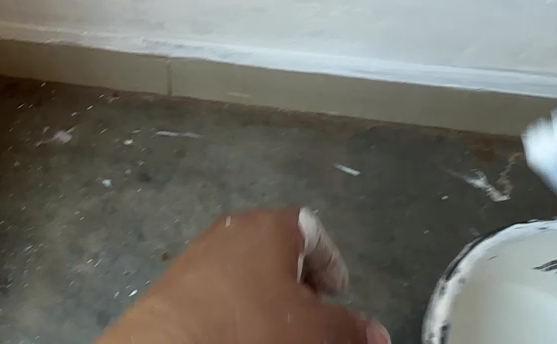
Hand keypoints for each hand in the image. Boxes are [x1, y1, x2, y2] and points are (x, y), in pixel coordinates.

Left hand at [97, 207, 390, 343]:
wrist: (177, 338)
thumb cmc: (255, 324)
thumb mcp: (314, 331)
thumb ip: (350, 328)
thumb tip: (379, 333)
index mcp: (272, 226)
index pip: (310, 228)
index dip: (329, 260)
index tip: (337, 293)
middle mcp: (238, 224)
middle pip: (278, 243)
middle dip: (300, 277)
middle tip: (312, 312)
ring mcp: (207, 244)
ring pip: (249, 260)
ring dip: (270, 288)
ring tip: (279, 323)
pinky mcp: (184, 270)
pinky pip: (224, 276)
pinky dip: (241, 294)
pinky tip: (244, 324)